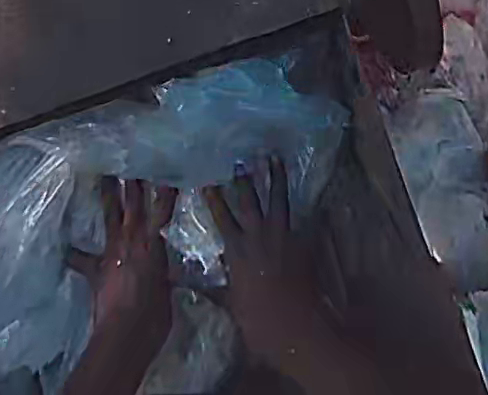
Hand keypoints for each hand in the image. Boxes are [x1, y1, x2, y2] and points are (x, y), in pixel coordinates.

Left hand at [64, 178, 177, 394]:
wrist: (124, 334)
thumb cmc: (154, 315)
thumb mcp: (167, 289)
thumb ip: (164, 270)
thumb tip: (164, 266)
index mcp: (152, 242)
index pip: (162, 209)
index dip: (165, 190)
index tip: (165, 172)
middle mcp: (131, 239)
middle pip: (133, 202)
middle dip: (132, 181)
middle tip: (128, 158)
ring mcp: (111, 251)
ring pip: (110, 214)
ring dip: (108, 195)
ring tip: (104, 176)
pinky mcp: (95, 269)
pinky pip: (81, 257)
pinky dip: (73, 251)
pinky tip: (64, 245)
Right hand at [205, 158, 385, 393]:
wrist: (299, 329)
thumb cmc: (261, 322)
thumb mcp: (232, 306)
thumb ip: (214, 289)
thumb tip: (186, 281)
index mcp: (238, 250)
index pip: (221, 216)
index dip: (214, 197)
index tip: (208, 180)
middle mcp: (258, 236)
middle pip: (249, 199)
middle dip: (243, 178)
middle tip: (239, 158)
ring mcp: (282, 236)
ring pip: (277, 198)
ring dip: (275, 176)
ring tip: (274, 157)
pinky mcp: (301, 242)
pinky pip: (298, 216)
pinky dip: (297, 202)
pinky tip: (298, 191)